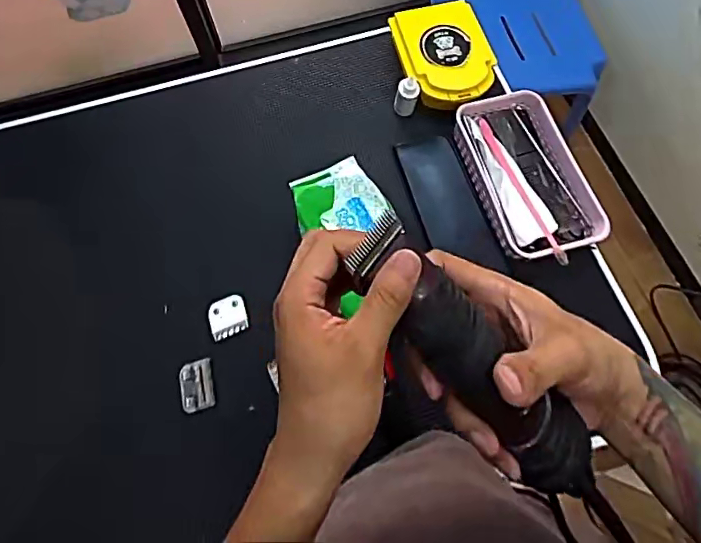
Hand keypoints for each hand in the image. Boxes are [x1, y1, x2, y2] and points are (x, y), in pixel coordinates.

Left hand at [271, 230, 420, 478]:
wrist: (313, 458)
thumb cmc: (329, 413)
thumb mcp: (366, 349)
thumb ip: (386, 297)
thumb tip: (405, 259)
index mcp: (297, 299)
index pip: (326, 242)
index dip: (361, 242)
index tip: (391, 255)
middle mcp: (295, 301)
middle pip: (322, 247)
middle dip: (358, 247)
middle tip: (388, 261)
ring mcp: (304, 314)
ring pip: (328, 266)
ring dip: (357, 265)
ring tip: (386, 277)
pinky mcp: (315, 327)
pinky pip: (334, 288)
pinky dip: (356, 284)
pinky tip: (376, 297)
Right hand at [413, 251, 647, 478]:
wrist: (611, 397)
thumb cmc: (595, 354)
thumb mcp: (567, 353)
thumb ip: (537, 365)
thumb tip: (503, 378)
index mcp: (500, 296)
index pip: (451, 271)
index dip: (421, 277)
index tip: (402, 303)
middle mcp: (487, 322)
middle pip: (438, 331)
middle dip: (433, 366)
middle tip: (438, 392)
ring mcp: (487, 355)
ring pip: (450, 376)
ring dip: (462, 413)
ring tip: (487, 441)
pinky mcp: (492, 387)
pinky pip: (469, 405)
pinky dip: (478, 432)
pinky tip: (498, 451)